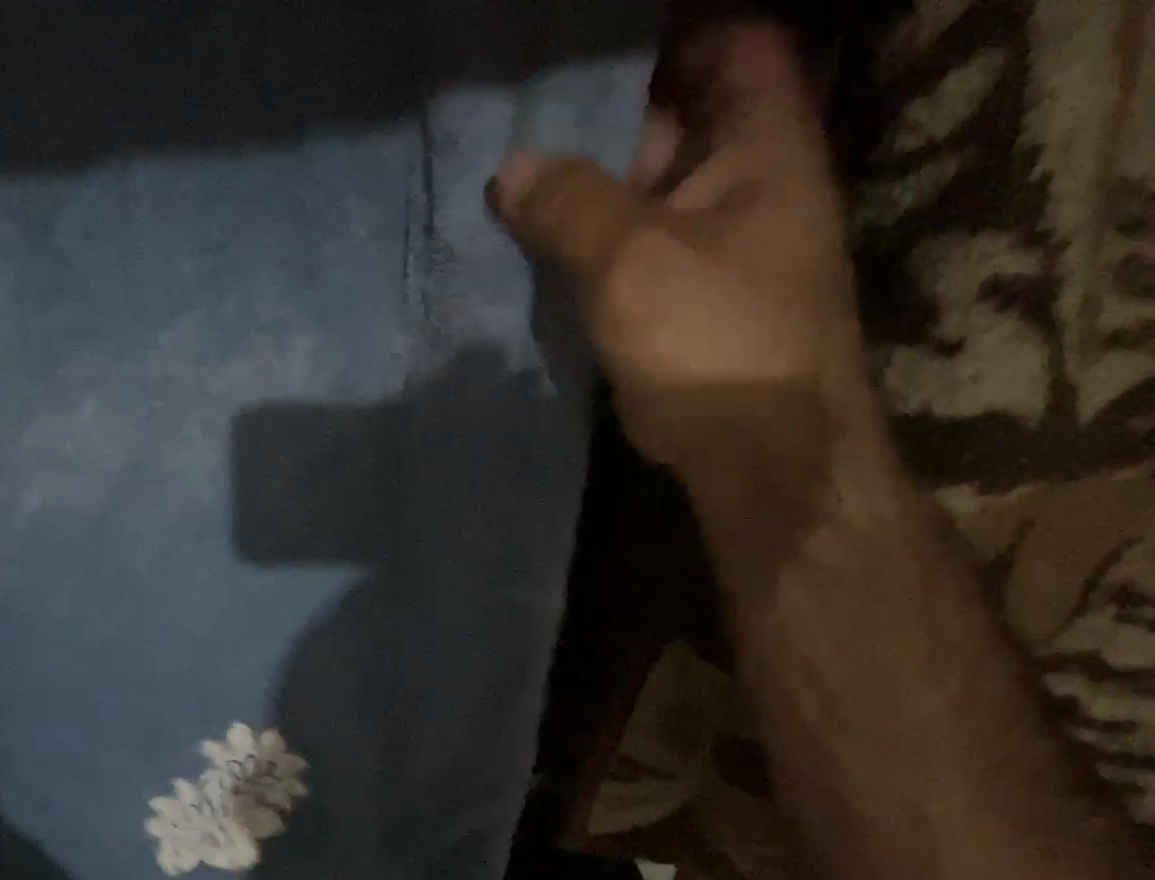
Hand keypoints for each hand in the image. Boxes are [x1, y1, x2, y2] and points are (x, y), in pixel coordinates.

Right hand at [489, 23, 867, 481]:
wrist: (756, 451)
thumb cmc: (714, 337)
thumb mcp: (635, 258)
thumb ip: (570, 205)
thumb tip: (509, 170)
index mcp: (761, 148)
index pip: (732, 45)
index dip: (671, 30)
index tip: (587, 39)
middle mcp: (741, 183)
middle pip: (674, 114)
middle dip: (599, 110)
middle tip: (518, 106)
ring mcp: (706, 242)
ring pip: (637, 186)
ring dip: (579, 180)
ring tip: (504, 167)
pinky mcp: (673, 294)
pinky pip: (620, 243)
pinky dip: (577, 235)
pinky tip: (522, 234)